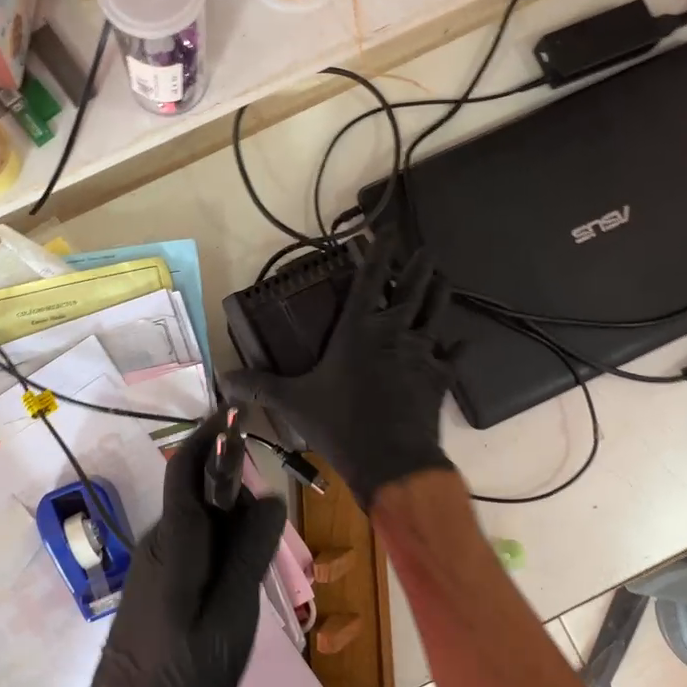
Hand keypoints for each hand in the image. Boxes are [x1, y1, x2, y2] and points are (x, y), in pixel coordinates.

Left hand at [61, 413, 287, 686]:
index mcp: (175, 544)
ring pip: (198, 520)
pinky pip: (193, 545)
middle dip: (233, 486)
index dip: (209, 436)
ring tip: (262, 553)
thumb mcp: (232, 618)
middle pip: (197, 492)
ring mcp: (155, 566)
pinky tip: (241, 577)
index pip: (187, 470)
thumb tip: (267, 497)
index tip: (234, 410)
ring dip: (231, 520)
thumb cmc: (186, 678)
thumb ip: (249, 554)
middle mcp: (160, 544)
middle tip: (273, 519)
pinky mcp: (158, 586)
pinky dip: (220, 543)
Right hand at [225, 238, 454, 507]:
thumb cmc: (339, 424)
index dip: (379, 250)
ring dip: (440, 293)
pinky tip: (463, 343)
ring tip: (443, 278)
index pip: (369, 278)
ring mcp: (422, 352)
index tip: (390, 228)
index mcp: (358, 329)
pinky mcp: (440, 377)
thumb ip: (260, 387)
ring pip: (437, 313)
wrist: (390, 459)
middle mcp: (393, 331)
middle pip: (411, 289)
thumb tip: (223, 380)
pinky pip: (454, 355)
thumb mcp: (294, 403)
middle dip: (418, 267)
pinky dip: (458, 347)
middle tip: (426, 251)